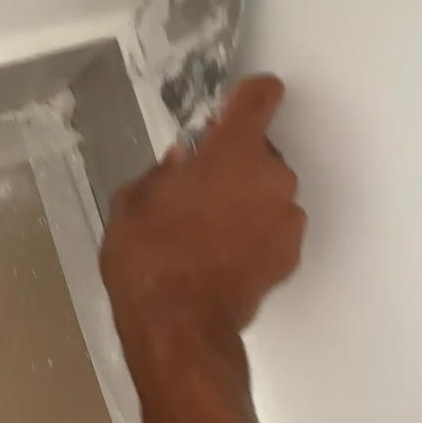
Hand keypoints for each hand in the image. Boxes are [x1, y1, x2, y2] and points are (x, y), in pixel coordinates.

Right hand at [100, 75, 303, 397]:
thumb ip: (161, 173)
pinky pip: (272, 228)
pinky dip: (253, 234)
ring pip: (267, 192)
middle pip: (260, 151)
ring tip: (204, 233)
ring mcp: (287, 217)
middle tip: (194, 194)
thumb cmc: (146, 258)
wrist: (176, 327)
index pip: (261, 95)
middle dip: (231, 164)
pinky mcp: (291, 254)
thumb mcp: (130, 204)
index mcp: (231, 152)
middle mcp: (272, 176)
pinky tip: (219, 257)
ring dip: (243, 201)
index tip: (225, 116)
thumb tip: (181, 163)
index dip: (245, 98)